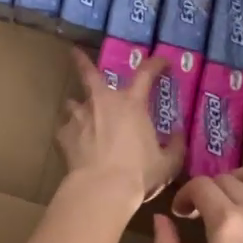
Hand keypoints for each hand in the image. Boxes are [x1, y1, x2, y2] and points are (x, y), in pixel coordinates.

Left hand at [57, 48, 183, 209]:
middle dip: (81, 61)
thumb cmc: (139, 174)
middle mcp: (102, 102)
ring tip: (81, 117)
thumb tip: (179, 134)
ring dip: (78, 107)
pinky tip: (76, 147)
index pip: (145, 74)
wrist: (101, 189)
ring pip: (73, 102)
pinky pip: (66, 130)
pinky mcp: (63, 134)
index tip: (161, 61)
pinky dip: (71, 134)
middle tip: (74, 52)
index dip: (155, 64)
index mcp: (131, 104)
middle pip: (88, 73)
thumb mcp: (168, 163)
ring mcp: (79, 116)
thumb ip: (175, 145)